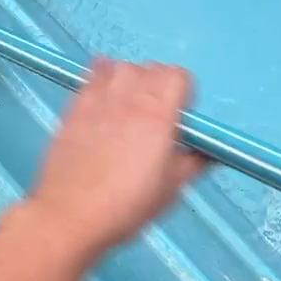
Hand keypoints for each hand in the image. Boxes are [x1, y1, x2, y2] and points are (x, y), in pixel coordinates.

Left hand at [23, 58, 207, 262]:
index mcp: (158, 115)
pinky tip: (104, 94)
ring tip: (130, 104)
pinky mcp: (75, 106)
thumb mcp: (171, 189)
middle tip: (157, 114)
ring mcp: (99, 99)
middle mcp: (129, 98)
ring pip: (122, 67)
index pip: (178, 75)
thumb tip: (210, 151)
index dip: (183, 92)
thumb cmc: (127, 205)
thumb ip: (193, 163)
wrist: (70, 214)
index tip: (180, 116)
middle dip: (159, 84)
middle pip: (152, 68)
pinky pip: (92, 74)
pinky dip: (102, 76)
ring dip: (131, 79)